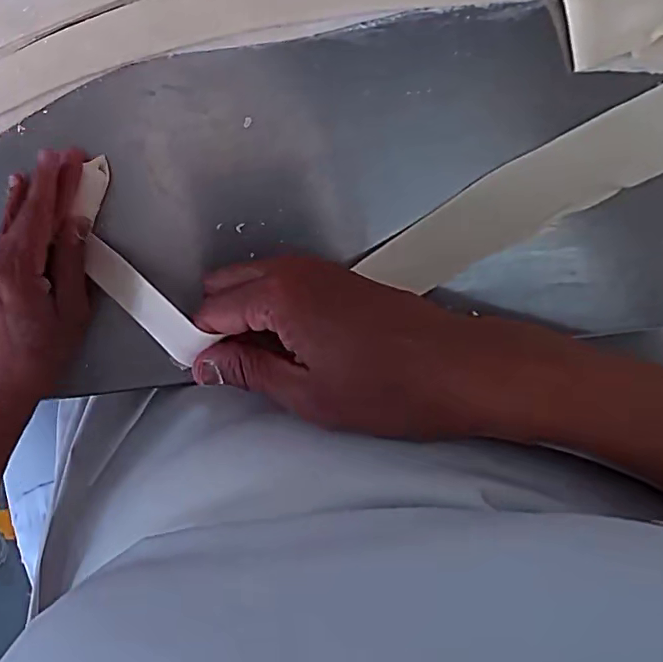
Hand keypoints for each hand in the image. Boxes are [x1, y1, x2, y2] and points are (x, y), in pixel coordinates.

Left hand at [0, 148, 93, 415]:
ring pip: (13, 219)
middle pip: (28, 211)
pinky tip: (19, 192)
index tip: (71, 159)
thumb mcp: (71, 313)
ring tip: (46, 166)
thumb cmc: (38, 357)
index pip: (43, 214)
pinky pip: (4, 233)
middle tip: (66, 154)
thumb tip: (75, 223)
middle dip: (48, 180)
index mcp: (18, 269)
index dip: (59, 184)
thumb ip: (71, 262)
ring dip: (33, 192)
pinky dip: (17, 211)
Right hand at [190, 256, 602, 442]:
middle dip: (217, 322)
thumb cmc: (393, 385)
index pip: (209, 309)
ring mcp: (312, 268)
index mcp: (277, 295)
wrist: (463, 367)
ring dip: (244, 315)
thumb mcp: (307, 394)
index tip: (204, 370)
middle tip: (234, 368)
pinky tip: (295, 346)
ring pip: (250, 281)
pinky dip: (270, 308)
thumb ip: (247, 371)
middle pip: (223, 284)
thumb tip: (208, 363)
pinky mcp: (331, 274)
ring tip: (269, 362)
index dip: (199, 342)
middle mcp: (290, 269)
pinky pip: (279, 282)